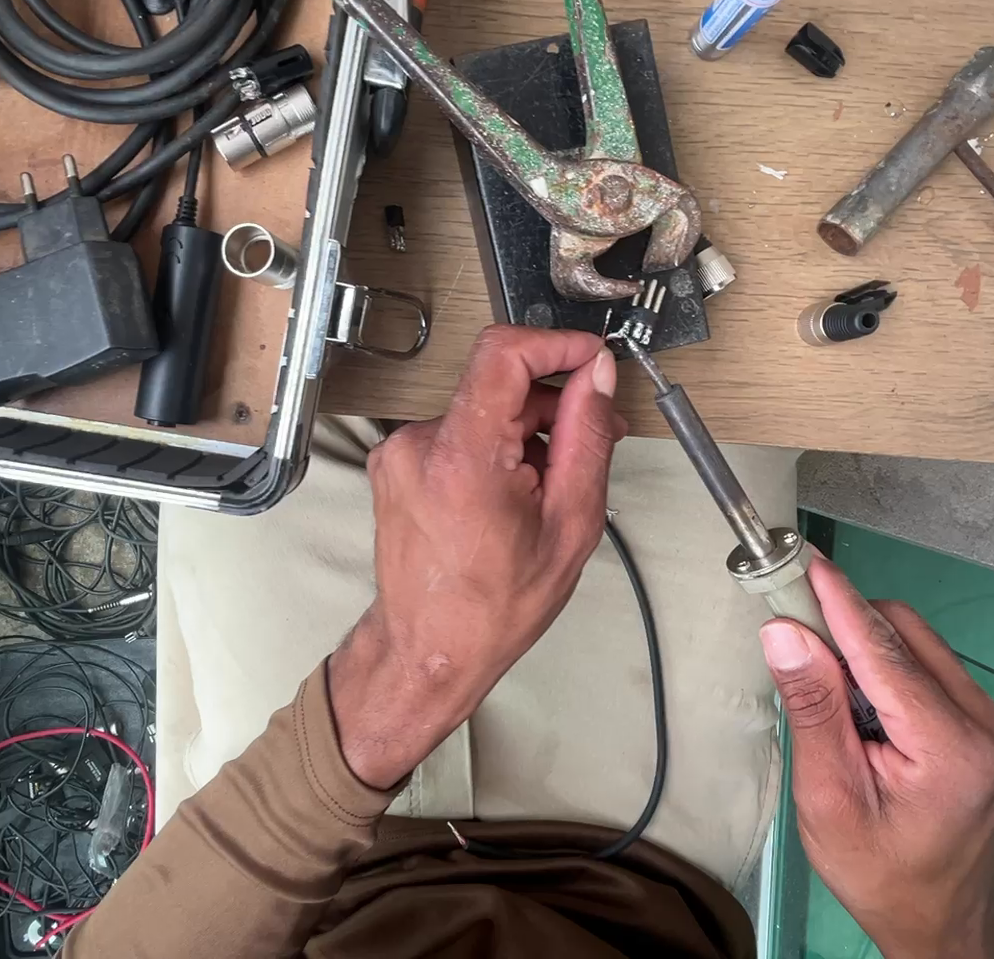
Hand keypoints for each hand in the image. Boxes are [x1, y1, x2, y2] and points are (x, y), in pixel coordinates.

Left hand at [329, 326, 626, 788]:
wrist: (428, 649)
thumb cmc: (494, 607)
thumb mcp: (570, 525)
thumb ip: (587, 438)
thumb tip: (596, 377)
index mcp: (462, 458)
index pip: (502, 353)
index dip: (555, 345)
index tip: (589, 357)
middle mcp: (419, 445)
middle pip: (499, 386)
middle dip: (552, 407)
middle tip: (593, 441)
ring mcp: (400, 452)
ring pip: (482, 409)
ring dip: (524, 432)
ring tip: (548, 484)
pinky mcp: (396, 461)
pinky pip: (458, 430)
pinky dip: (493, 446)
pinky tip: (512, 488)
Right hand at [758, 556, 993, 958]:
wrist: (940, 924)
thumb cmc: (876, 870)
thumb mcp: (828, 796)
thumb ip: (813, 708)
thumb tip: (783, 631)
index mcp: (951, 746)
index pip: (881, 649)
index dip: (836, 600)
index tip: (801, 559)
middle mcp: (984, 722)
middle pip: (904, 631)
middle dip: (846, 620)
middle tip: (791, 630)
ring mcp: (991, 721)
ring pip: (915, 641)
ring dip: (863, 641)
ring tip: (822, 679)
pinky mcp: (984, 724)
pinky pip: (925, 663)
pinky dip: (882, 661)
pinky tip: (856, 698)